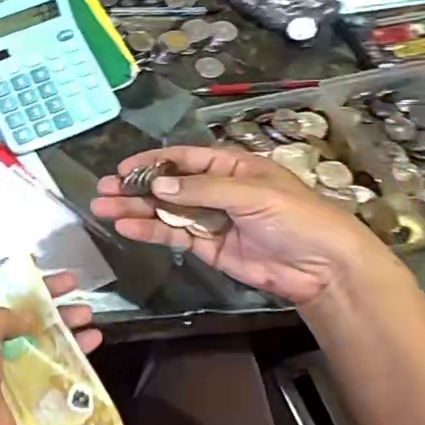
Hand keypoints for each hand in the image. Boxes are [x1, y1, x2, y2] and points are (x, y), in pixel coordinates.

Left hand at [0, 271, 100, 424]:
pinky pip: (53, 363)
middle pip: (23, 311)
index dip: (18, 280)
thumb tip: (28, 316)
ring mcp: (9, 364)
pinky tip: (93, 342)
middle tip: (76, 285)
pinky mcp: (28, 387)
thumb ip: (2, 317)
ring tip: (88, 315)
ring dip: (64, 323)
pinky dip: (73, 351)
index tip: (43, 272)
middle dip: (49, 299)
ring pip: (42, 335)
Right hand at [91, 145, 406, 304]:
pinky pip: (173, 235)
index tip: (123, 168)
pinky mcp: (207, 246)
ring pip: (164, 211)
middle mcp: (215, 189)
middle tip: (102, 189)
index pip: (184, 158)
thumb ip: (203, 188)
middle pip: (168, 184)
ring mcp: (209, 218)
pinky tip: (126, 228)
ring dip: (134, 209)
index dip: (153, 161)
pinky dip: (149, 232)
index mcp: (230, 166)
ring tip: (102, 208)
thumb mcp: (253, 193)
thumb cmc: (296, 217)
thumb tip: (159, 184)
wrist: (322, 267)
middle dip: (135, 187)